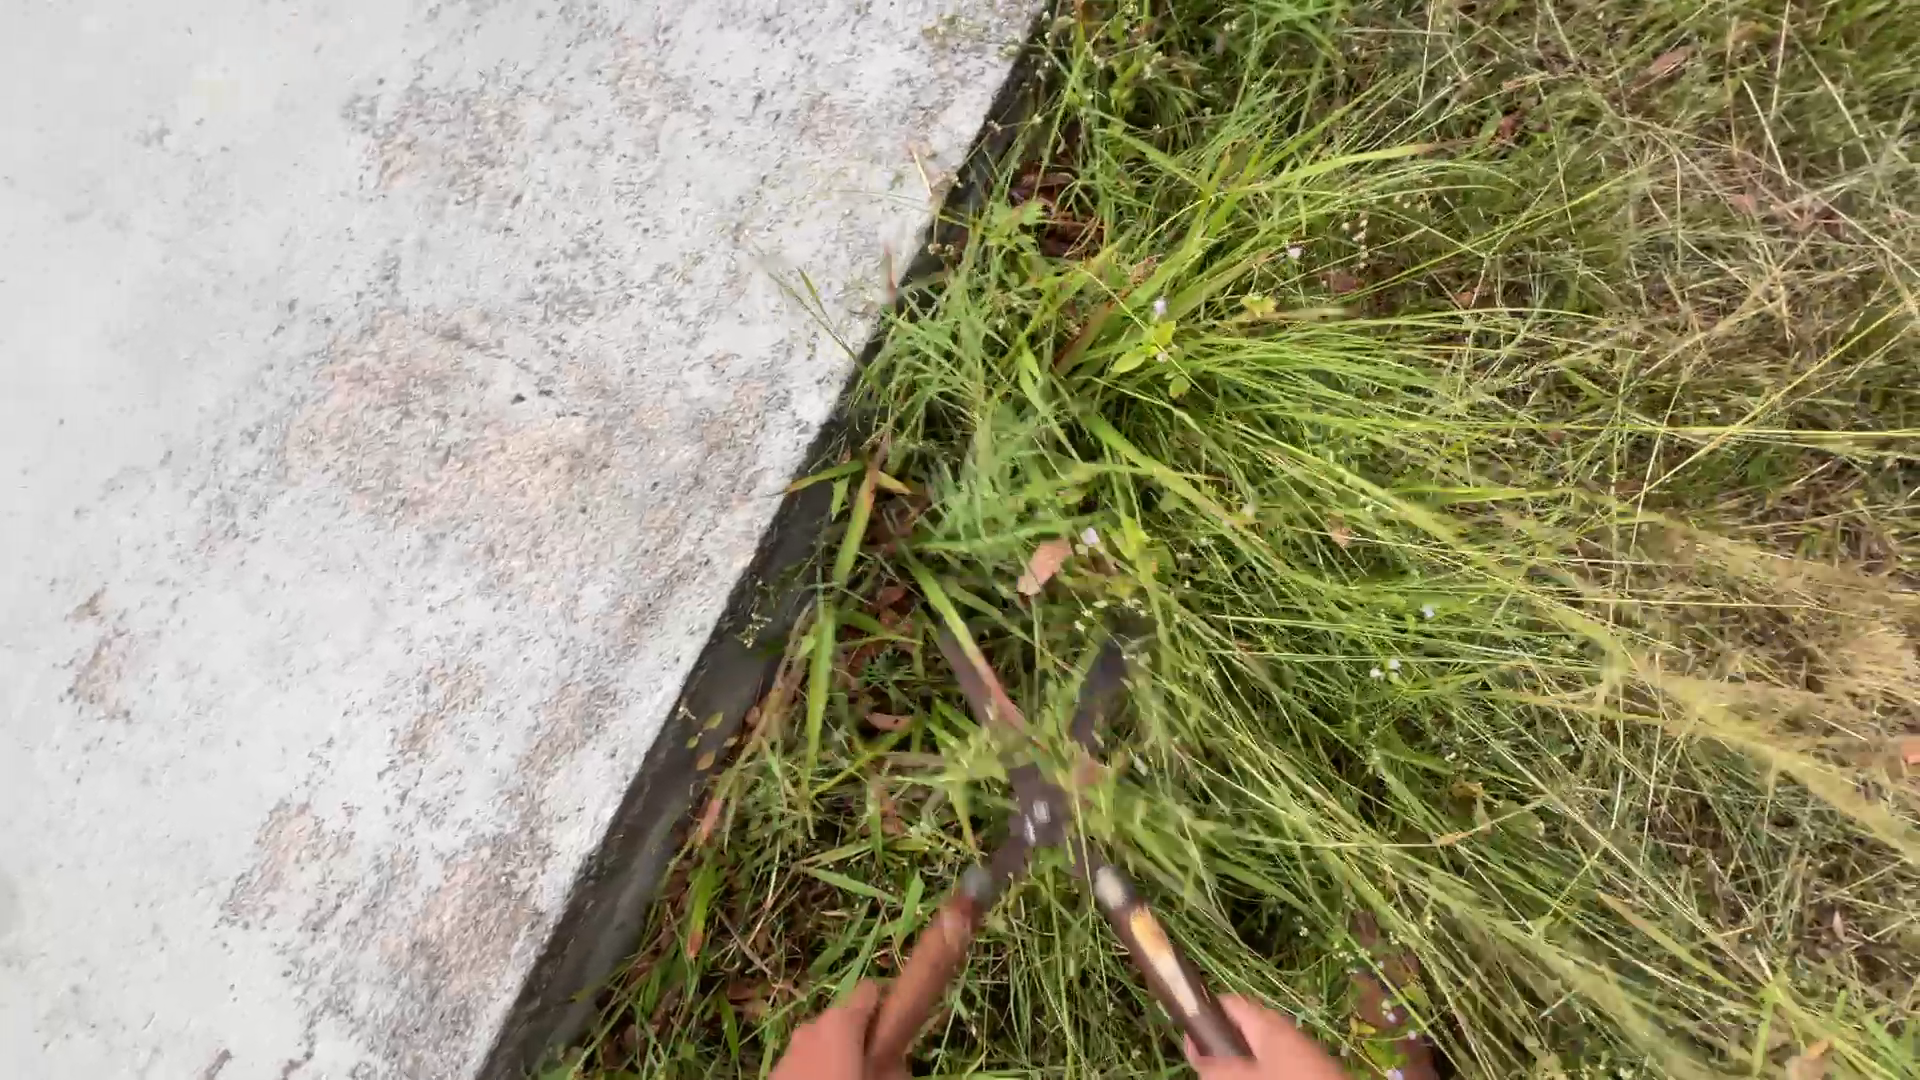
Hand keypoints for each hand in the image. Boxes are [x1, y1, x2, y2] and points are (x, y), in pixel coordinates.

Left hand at [770, 981, 887, 1079]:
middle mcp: (813, 1025)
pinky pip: (802, 1062)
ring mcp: (790, 1048)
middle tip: (866, 1069)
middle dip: (856, 1040)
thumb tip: (895, 1062)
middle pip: (844, 1020)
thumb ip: (891, 1066)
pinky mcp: (774, 1071)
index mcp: (841, 1022)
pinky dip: (811, 1073)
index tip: (887, 1036)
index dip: (881, 1010)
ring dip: (832, 1058)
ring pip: (820, 1042)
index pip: (869, 991)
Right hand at [1187, 997, 1344, 1079]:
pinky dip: (1266, 1069)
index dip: (1205, 1014)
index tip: (1192, 1036)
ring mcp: (1302, 1049)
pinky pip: (1280, 1063)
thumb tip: (1190, 1047)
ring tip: (1235, 1076)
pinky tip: (1262, 1078)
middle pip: (1243, 1027)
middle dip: (1224, 1044)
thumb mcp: (1246, 1076)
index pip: (1227, 1002)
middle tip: (1213, 1066)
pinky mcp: (1315, 1069)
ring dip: (1244, 1060)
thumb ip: (1216, 1064)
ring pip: (1261, 1049)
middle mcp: (1283, 1028)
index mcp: (1265, 1021)